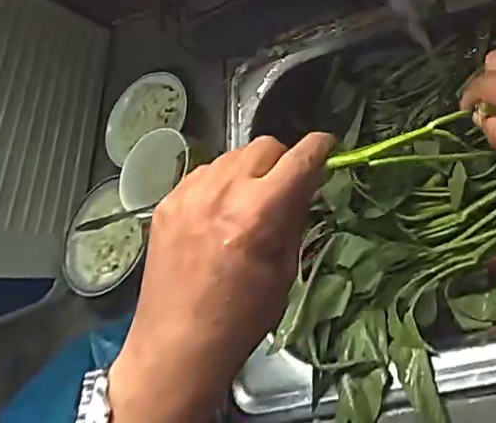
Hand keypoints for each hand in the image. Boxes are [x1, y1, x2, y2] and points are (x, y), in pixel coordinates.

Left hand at [109, 132, 334, 422]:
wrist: (175, 350)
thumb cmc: (239, 319)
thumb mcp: (285, 269)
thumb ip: (297, 215)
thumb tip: (309, 180)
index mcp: (258, 213)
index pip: (299, 158)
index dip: (319, 146)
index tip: (327, 145)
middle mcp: (223, 193)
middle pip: (266, 146)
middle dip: (282, 161)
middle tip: (283, 186)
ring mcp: (191, 193)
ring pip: (235, 155)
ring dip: (250, 170)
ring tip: (248, 201)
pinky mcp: (169, 200)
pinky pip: (206, 172)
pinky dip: (220, 182)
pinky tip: (219, 212)